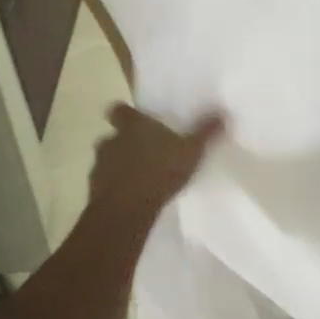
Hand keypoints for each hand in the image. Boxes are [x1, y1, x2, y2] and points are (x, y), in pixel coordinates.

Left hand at [85, 105, 222, 232]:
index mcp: (133, 125)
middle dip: (126, 141)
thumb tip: (223, 111)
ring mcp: (100, 165)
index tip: (136, 119)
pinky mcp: (95, 189)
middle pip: (113, 135)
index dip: (126, 113)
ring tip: (142, 176)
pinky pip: (106, 182)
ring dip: (120, 164)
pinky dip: (117, 185)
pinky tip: (134, 195)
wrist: (126, 208)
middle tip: (147, 151)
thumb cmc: (160, 170)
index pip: (119, 110)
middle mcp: (112, 140)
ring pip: (108, 158)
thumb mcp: (192, 150)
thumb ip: (206, 132)